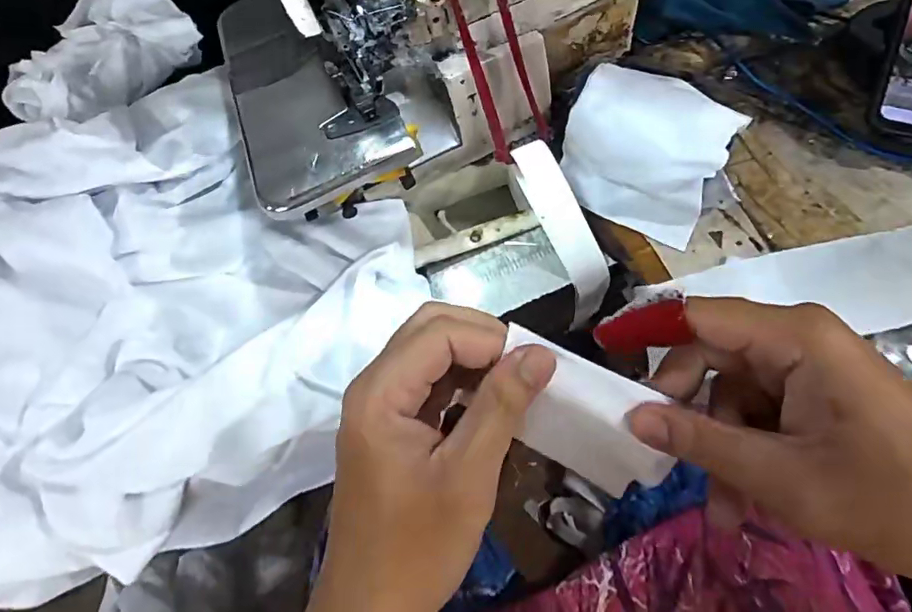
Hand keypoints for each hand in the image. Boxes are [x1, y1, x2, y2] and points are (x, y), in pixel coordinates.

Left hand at [310, 303, 555, 611]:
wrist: (371, 607)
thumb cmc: (418, 547)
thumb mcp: (468, 477)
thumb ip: (501, 407)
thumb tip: (540, 354)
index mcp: (379, 392)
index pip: (436, 333)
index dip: (488, 338)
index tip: (533, 365)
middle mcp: (371, 383)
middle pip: (427, 327)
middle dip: (479, 336)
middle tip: (523, 365)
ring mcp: (376, 400)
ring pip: (426, 346)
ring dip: (471, 354)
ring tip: (513, 379)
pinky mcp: (386, 418)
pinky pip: (425, 376)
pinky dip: (459, 377)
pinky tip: (488, 398)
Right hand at [627, 298, 911, 611]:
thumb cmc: (894, 500)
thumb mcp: (784, 478)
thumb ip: (700, 441)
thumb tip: (632, 418)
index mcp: (794, 334)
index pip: (698, 315)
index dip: (646, 329)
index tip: (604, 350)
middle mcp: (798, 337)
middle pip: (713, 357)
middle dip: (690, 412)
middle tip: (664, 456)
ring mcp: (812, 366)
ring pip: (735, 393)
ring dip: (720, 446)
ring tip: (722, 510)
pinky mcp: (822, 395)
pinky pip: (763, 412)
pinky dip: (748, 452)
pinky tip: (747, 502)